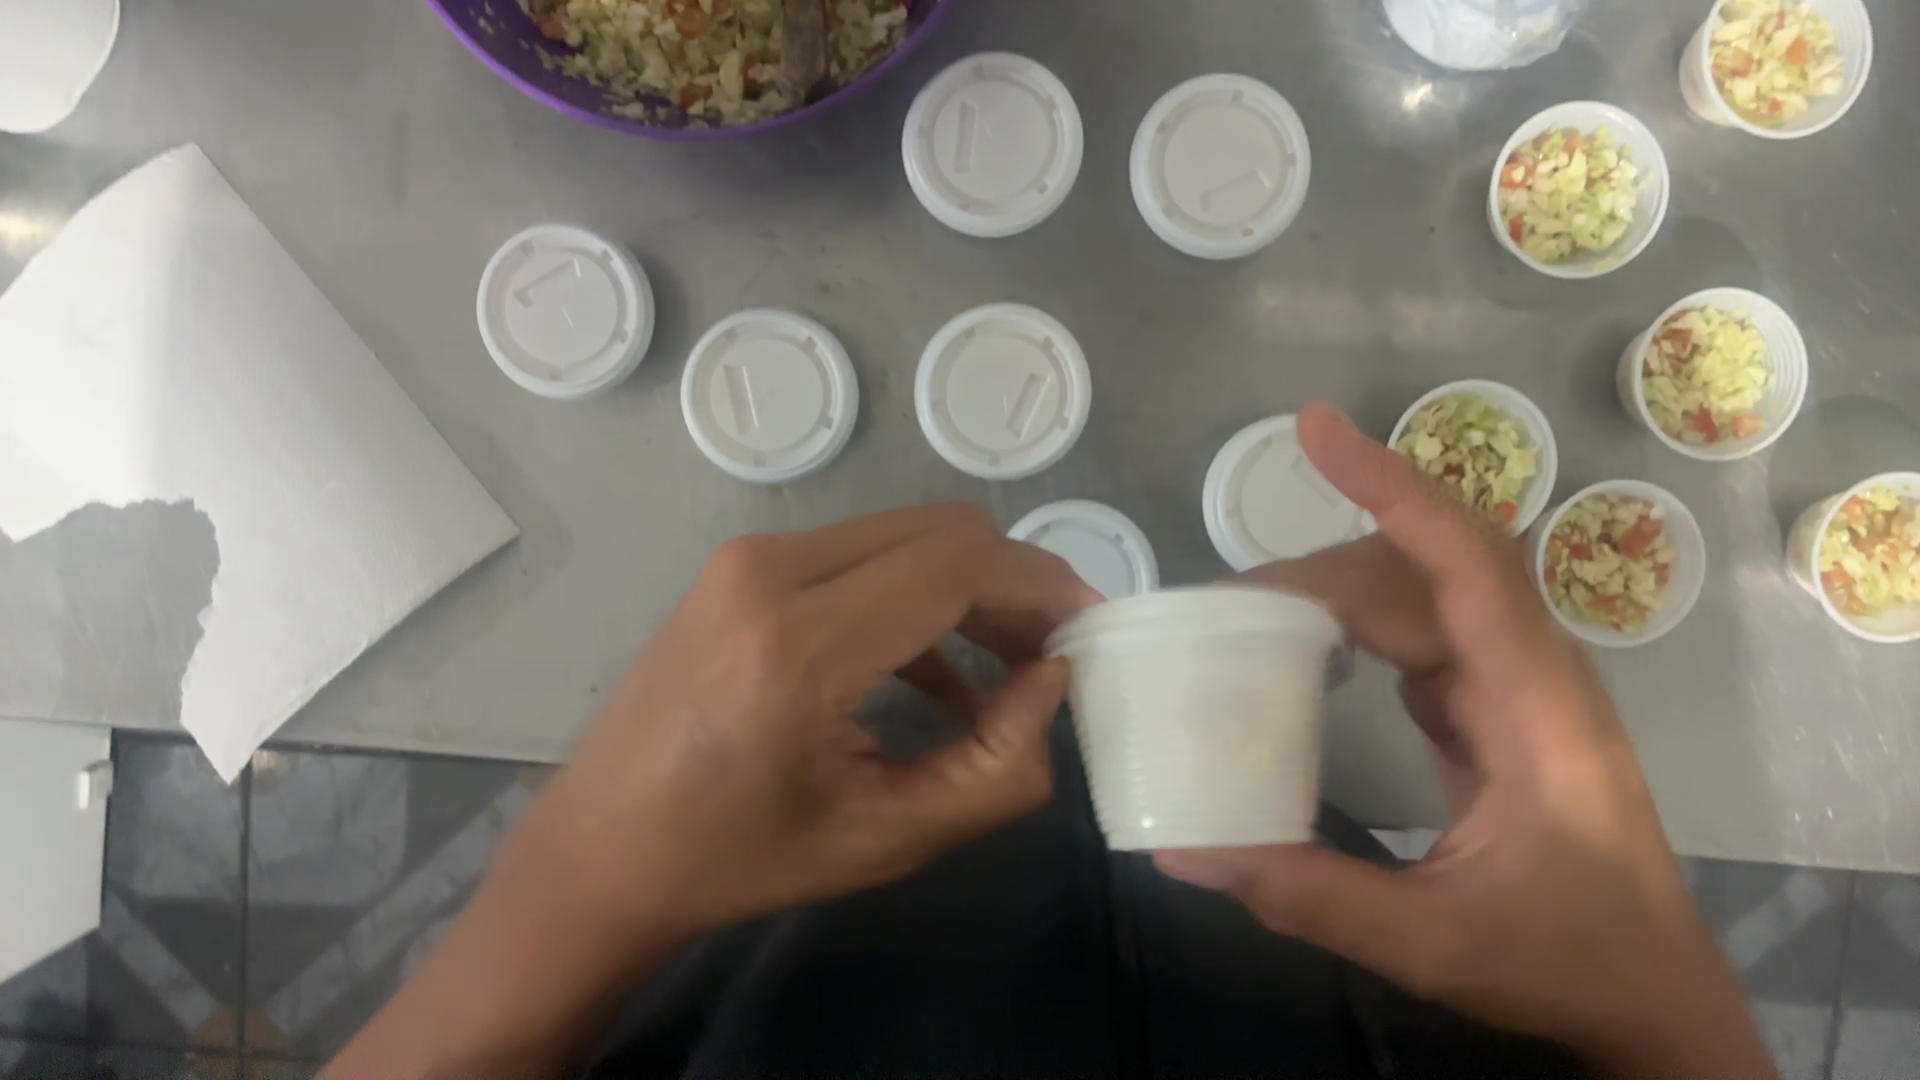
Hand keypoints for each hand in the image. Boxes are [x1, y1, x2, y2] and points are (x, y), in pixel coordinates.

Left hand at [537, 502, 1100, 937]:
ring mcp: (749, 558)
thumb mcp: (888, 837)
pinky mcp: (744, 565)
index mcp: (798, 645)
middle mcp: (770, 572)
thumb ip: (997, 767)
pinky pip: (864, 555)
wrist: (603, 846)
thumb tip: (1051, 678)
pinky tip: (938, 673)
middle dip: (1014, 583)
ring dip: (970, 588)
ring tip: (1007, 665)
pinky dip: (919, 595)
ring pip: (906, 535)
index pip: (955, 566)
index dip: (1040, 584)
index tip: (1088, 626)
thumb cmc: (741, 858)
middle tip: (1051, 652)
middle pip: (941, 532)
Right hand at [1155, 405, 1772, 1078]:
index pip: (1468, 561)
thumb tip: (1182, 850)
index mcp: (1535, 709)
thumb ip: (1307, 893)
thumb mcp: (1433, 943)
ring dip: (1328, 591)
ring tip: (1245, 621)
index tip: (1315, 429)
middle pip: (1420, 570)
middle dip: (1317, 568)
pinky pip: (1413, 631)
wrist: (1652, 1000)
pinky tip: (1301, 648)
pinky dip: (1347, 621)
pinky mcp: (1488, 705)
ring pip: (1414, 593)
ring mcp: (1509, 685)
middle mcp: (1526, 674)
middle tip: (1222, 604)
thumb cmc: (1569, 962)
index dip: (1391, 485)